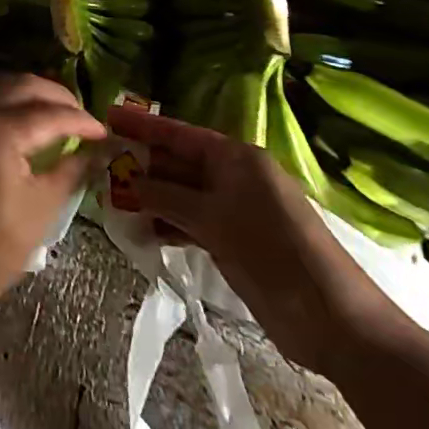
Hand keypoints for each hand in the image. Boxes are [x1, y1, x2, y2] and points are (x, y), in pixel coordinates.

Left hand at [0, 73, 107, 328]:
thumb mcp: (44, 206)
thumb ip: (74, 168)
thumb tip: (101, 150)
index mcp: (1, 131)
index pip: (53, 113)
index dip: (83, 122)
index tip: (105, 134)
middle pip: (27, 86)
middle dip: (60, 99)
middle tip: (84, 120)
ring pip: (5, 85)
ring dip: (35, 93)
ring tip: (60, 115)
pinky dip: (10, 98)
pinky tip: (25, 117)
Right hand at [106, 106, 417, 371]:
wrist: (328, 313)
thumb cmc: (272, 248)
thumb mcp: (216, 217)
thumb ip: (169, 196)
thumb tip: (130, 180)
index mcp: (236, 157)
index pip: (181, 134)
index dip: (145, 125)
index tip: (110, 115)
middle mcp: (233, 176)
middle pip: (180, 162)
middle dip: (144, 162)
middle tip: (101, 161)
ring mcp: (233, 210)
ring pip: (183, 194)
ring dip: (152, 196)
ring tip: (112, 198)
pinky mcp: (232, 240)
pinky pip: (191, 223)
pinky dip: (168, 225)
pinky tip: (143, 232)